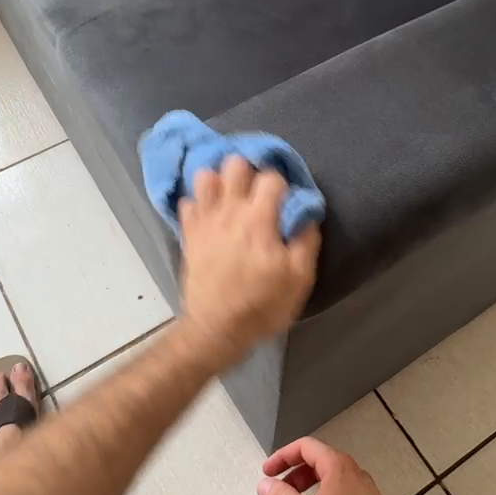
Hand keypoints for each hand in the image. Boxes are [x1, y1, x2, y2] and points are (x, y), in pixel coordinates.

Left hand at [178, 156, 320, 366]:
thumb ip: (307, 240)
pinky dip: (199, 203)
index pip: (271, 177)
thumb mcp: (300, 278)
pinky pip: (188, 203)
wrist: (217, 329)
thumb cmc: (263, 304)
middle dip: (249, 171)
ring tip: (230, 196)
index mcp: (260, 218)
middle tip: (257, 191)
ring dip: (219, 181)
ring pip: (205, 177)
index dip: (282, 183)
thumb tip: (307, 214)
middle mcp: (230, 211)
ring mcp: (205, 221)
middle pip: (235, 165)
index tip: (286, 198)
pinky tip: (209, 214)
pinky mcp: (189, 235)